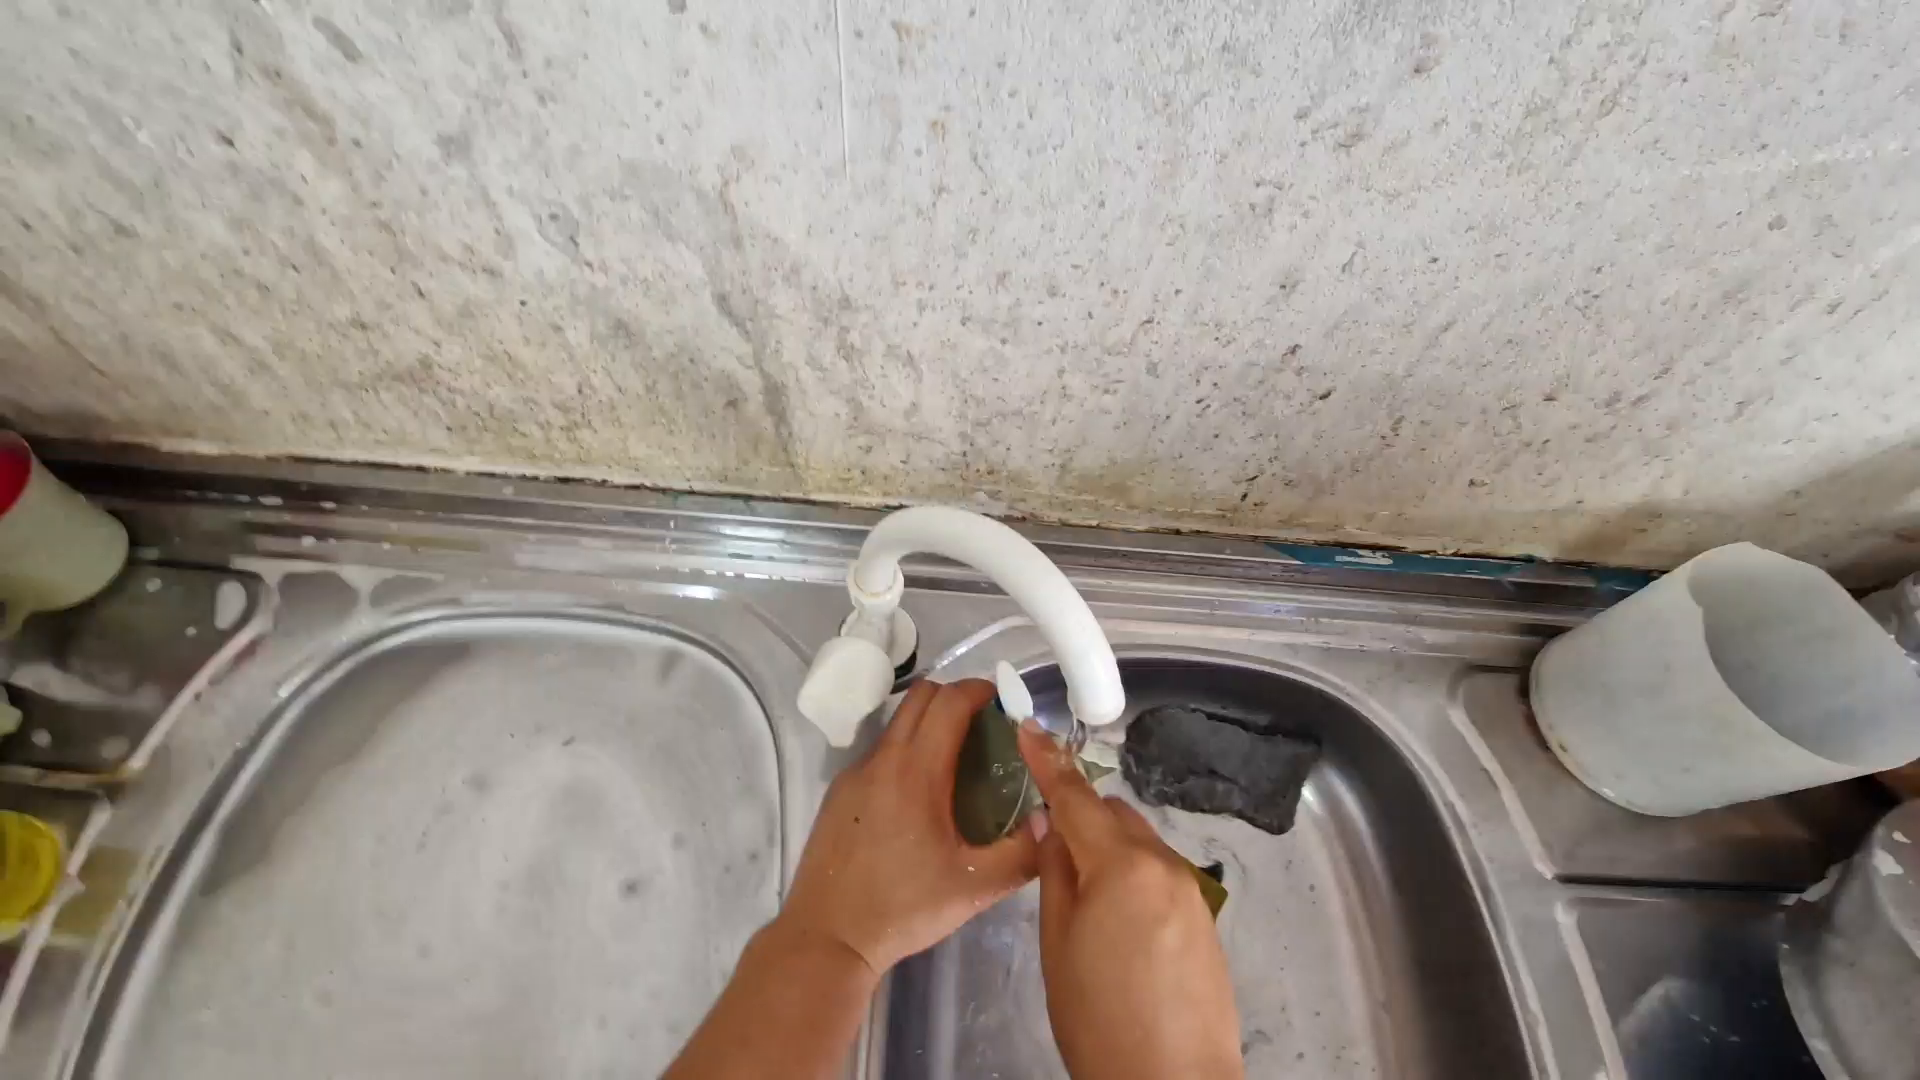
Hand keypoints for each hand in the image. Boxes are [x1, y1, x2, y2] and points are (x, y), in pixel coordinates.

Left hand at [774, 678, 1039, 975]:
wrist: (826, 936)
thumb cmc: (903, 909)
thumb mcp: (975, 888)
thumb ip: (1022, 854)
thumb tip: (1050, 822)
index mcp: (916, 771)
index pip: (949, 702)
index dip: (979, 690)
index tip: (1002, 701)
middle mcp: (882, 759)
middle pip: (920, 697)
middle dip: (955, 697)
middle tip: (984, 724)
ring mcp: (855, 773)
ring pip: (897, 724)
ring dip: (929, 723)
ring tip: (956, 758)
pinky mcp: (839, 792)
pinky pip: (880, 752)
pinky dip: (906, 750)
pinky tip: (919, 794)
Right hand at [1017, 720, 1243, 1079]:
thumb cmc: (1099, 1017)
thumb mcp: (1058, 942)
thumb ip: (1055, 871)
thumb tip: (1048, 823)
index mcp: (1121, 865)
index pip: (1076, 797)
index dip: (1049, 761)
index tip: (1030, 729)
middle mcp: (1163, 863)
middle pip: (1114, 814)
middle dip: (1081, 814)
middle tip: (1049, 840)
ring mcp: (1191, 889)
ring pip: (1138, 841)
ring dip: (1108, 845)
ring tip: (1083, 890)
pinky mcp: (1205, 916)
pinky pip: (1159, 871)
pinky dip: (1132, 872)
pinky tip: (1119, 919)